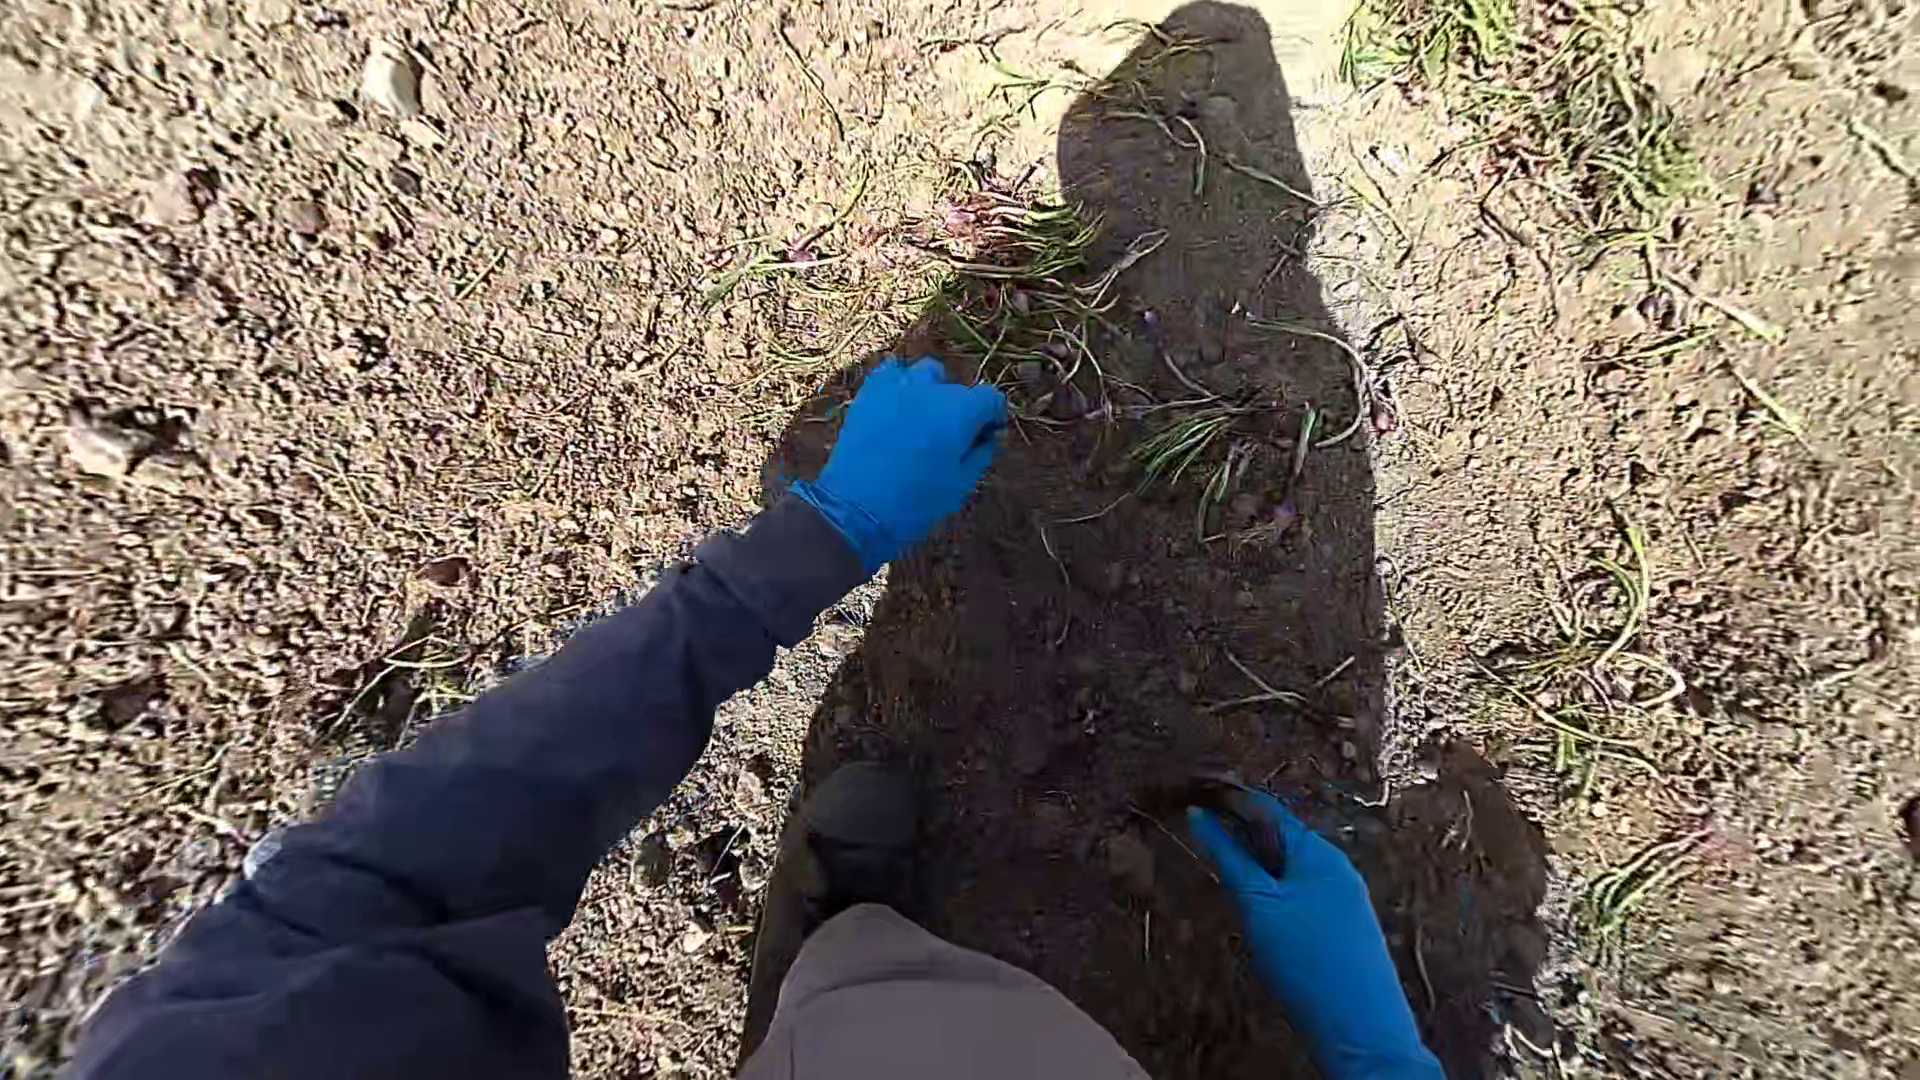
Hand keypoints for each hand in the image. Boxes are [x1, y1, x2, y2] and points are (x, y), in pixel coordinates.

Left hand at [791, 356, 1005, 571]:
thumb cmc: (916, 503)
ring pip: (927, 374)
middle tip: (953, 440)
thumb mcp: (960, 485)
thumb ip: (982, 453)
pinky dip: (901, 385)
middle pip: (959, 388)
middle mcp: (932, 389)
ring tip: (925, 420)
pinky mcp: (869, 393)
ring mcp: (897, 386)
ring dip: (934, 391)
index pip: (991, 398)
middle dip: (963, 410)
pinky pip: (892, 374)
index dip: (994, 417)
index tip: (987, 438)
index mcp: (960, 411)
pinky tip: (898, 409)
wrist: (856, 509)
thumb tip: (992, 436)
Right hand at [1188, 793, 1441, 1079]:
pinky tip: (1255, 909)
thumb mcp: (1255, 902)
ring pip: (1286, 866)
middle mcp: (1335, 867)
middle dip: (1239, 836)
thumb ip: (1225, 854)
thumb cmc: (1304, 958)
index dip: (1228, 801)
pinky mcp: (1344, 928)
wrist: (1364, 1041)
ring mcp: (1343, 898)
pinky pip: (1300, 891)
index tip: (1194, 800)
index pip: (1266, 808)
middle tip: (1202, 841)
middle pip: (1277, 836)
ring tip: (1223, 875)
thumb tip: (1196, 813)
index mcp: (1318, 852)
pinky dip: (1272, 889)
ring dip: (1254, 865)